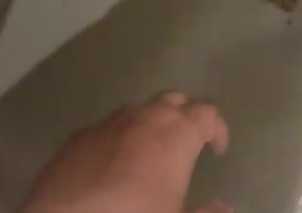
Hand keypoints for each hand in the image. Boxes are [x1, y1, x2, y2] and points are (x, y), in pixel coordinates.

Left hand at [23, 92, 231, 212]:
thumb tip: (225, 208)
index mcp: (177, 133)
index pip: (209, 113)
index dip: (217, 129)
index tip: (217, 150)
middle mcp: (146, 116)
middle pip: (174, 100)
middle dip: (184, 117)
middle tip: (186, 146)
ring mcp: (108, 124)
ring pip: (138, 111)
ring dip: (149, 126)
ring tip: (147, 157)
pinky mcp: (76, 139)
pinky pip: (105, 131)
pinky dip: (115, 142)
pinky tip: (107, 171)